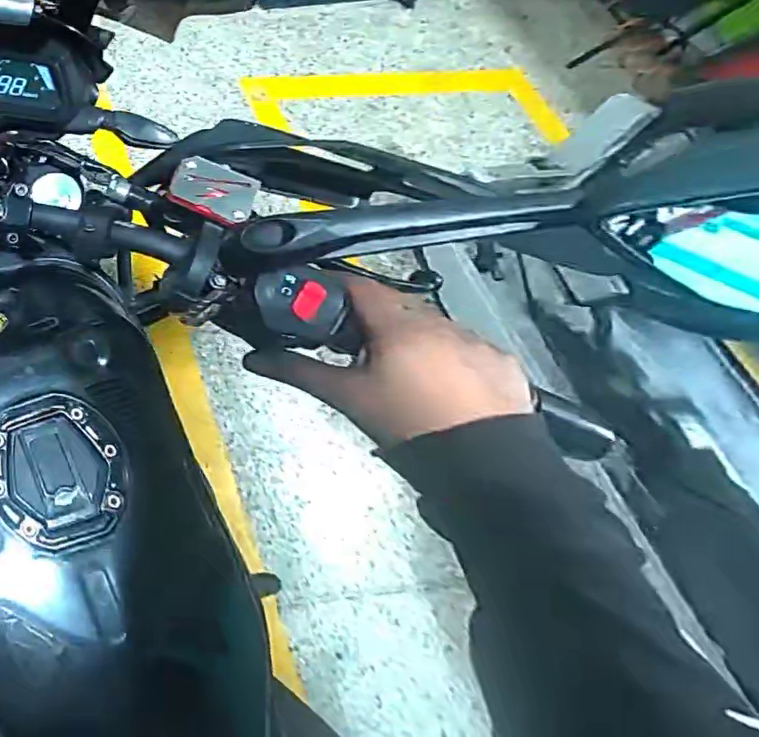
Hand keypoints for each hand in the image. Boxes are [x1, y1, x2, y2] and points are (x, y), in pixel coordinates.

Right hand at [243, 276, 532, 446]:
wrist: (489, 473)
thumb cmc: (412, 428)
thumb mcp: (347, 398)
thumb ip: (299, 371)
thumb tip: (256, 359)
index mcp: (400, 326)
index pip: (358, 285)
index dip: (332, 285)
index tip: (316, 295)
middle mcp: (441, 324)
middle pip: (393, 303)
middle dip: (369, 314)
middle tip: (348, 338)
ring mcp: (476, 342)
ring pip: (429, 323)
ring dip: (407, 333)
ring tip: (393, 365)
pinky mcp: (502, 363)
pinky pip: (464, 345)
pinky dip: (444, 353)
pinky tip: (435, 380)